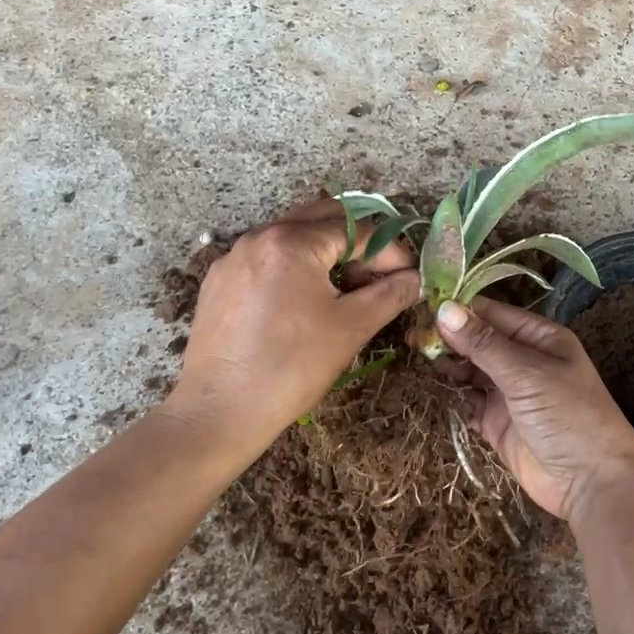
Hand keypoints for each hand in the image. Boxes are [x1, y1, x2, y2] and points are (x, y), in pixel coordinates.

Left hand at [164, 199, 419, 452]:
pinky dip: (295, 266)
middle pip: (323, 219)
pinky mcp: (219, 281)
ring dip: (327, 252)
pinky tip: (305, 301)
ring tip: (347, 288)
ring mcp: (234, 258)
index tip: (409, 277)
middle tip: (380, 274)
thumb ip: (390, 294)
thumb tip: (415, 279)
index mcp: (293, 242)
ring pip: (294, 236)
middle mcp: (260, 237)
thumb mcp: (352, 328)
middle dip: (359, 242)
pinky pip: (267, 258)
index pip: (358, 231)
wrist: (218, 414)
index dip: (390, 252)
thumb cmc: (291, 367)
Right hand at [436, 298, 633, 520]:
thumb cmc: (567, 414)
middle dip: (449, 339)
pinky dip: (453, 397)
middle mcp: (524, 360)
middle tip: (412, 337)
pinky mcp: (498, 424)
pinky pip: (469, 403)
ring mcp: (510, 393)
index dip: (460, 310)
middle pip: (479, 341)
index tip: (422, 307)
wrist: (591, 481)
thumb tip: (445, 309)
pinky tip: (434, 390)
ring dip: (449, 366)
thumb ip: (483, 344)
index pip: (493, 314)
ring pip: (472, 371)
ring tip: (419, 360)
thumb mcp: (525, 374)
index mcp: (539, 337)